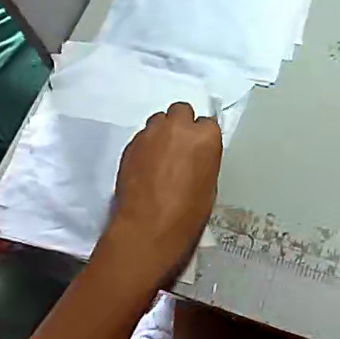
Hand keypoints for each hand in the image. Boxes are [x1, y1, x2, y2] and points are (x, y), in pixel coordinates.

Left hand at [96, 102, 222, 288]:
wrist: (148, 227)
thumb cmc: (187, 214)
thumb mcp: (209, 186)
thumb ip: (203, 161)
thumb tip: (195, 158)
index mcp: (205, 138)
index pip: (208, 123)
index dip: (203, 137)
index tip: (199, 150)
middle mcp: (178, 127)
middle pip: (181, 111)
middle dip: (181, 125)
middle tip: (179, 147)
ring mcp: (151, 134)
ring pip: (158, 120)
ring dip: (162, 132)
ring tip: (160, 155)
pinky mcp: (130, 144)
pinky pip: (142, 137)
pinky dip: (145, 146)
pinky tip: (145, 166)